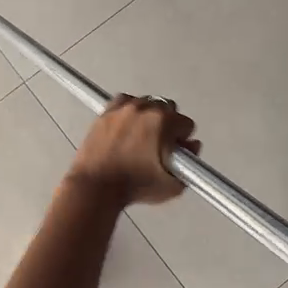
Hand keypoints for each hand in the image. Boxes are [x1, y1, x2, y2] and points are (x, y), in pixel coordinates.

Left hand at [66, 96, 199, 205]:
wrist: (97, 186)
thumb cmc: (135, 186)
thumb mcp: (173, 184)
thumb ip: (190, 164)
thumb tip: (191, 148)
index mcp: (164, 122)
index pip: (186, 124)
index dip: (183, 140)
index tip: (176, 150)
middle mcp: (145, 108)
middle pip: (167, 109)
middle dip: (168, 125)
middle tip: (159, 144)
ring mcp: (123, 108)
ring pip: (146, 103)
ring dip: (149, 117)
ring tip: (142, 137)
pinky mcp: (106, 111)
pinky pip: (124, 101)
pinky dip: (128, 109)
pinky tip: (127, 125)